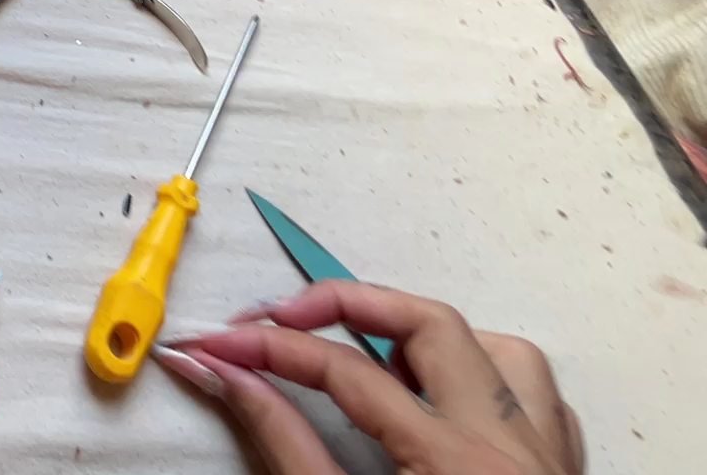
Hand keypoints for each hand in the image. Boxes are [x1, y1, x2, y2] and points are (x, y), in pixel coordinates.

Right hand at [153, 280, 581, 473]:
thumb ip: (278, 435)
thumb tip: (213, 366)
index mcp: (458, 463)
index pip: (342, 367)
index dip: (267, 346)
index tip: (213, 343)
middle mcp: (516, 449)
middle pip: (431, 323)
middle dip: (346, 304)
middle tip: (282, 317)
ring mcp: (550, 464)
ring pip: (503, 353)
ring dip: (426, 337)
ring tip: (368, 355)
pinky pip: (537, 401)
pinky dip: (478, 378)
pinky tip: (429, 396)